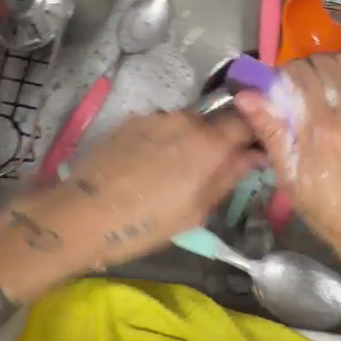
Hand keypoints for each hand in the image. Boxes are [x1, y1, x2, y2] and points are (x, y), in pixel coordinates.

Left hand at [7, 111, 261, 273]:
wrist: (85, 214)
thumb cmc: (148, 223)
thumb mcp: (198, 210)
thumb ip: (230, 176)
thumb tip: (254, 156)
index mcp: (210, 142)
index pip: (248, 121)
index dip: (254, 133)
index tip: (254, 150)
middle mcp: (187, 119)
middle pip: (215, 122)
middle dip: (219, 140)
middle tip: (210, 169)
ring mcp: (156, 117)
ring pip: (185, 124)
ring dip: (188, 141)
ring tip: (173, 171)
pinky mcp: (131, 120)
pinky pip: (159, 126)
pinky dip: (162, 141)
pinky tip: (148, 166)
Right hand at [233, 36, 340, 267]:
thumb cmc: (328, 208)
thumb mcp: (289, 178)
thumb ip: (271, 132)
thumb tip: (246, 96)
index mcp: (316, 129)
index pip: (296, 77)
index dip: (285, 75)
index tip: (282, 86)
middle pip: (322, 65)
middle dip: (306, 68)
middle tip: (303, 83)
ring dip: (333, 61)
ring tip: (326, 74)